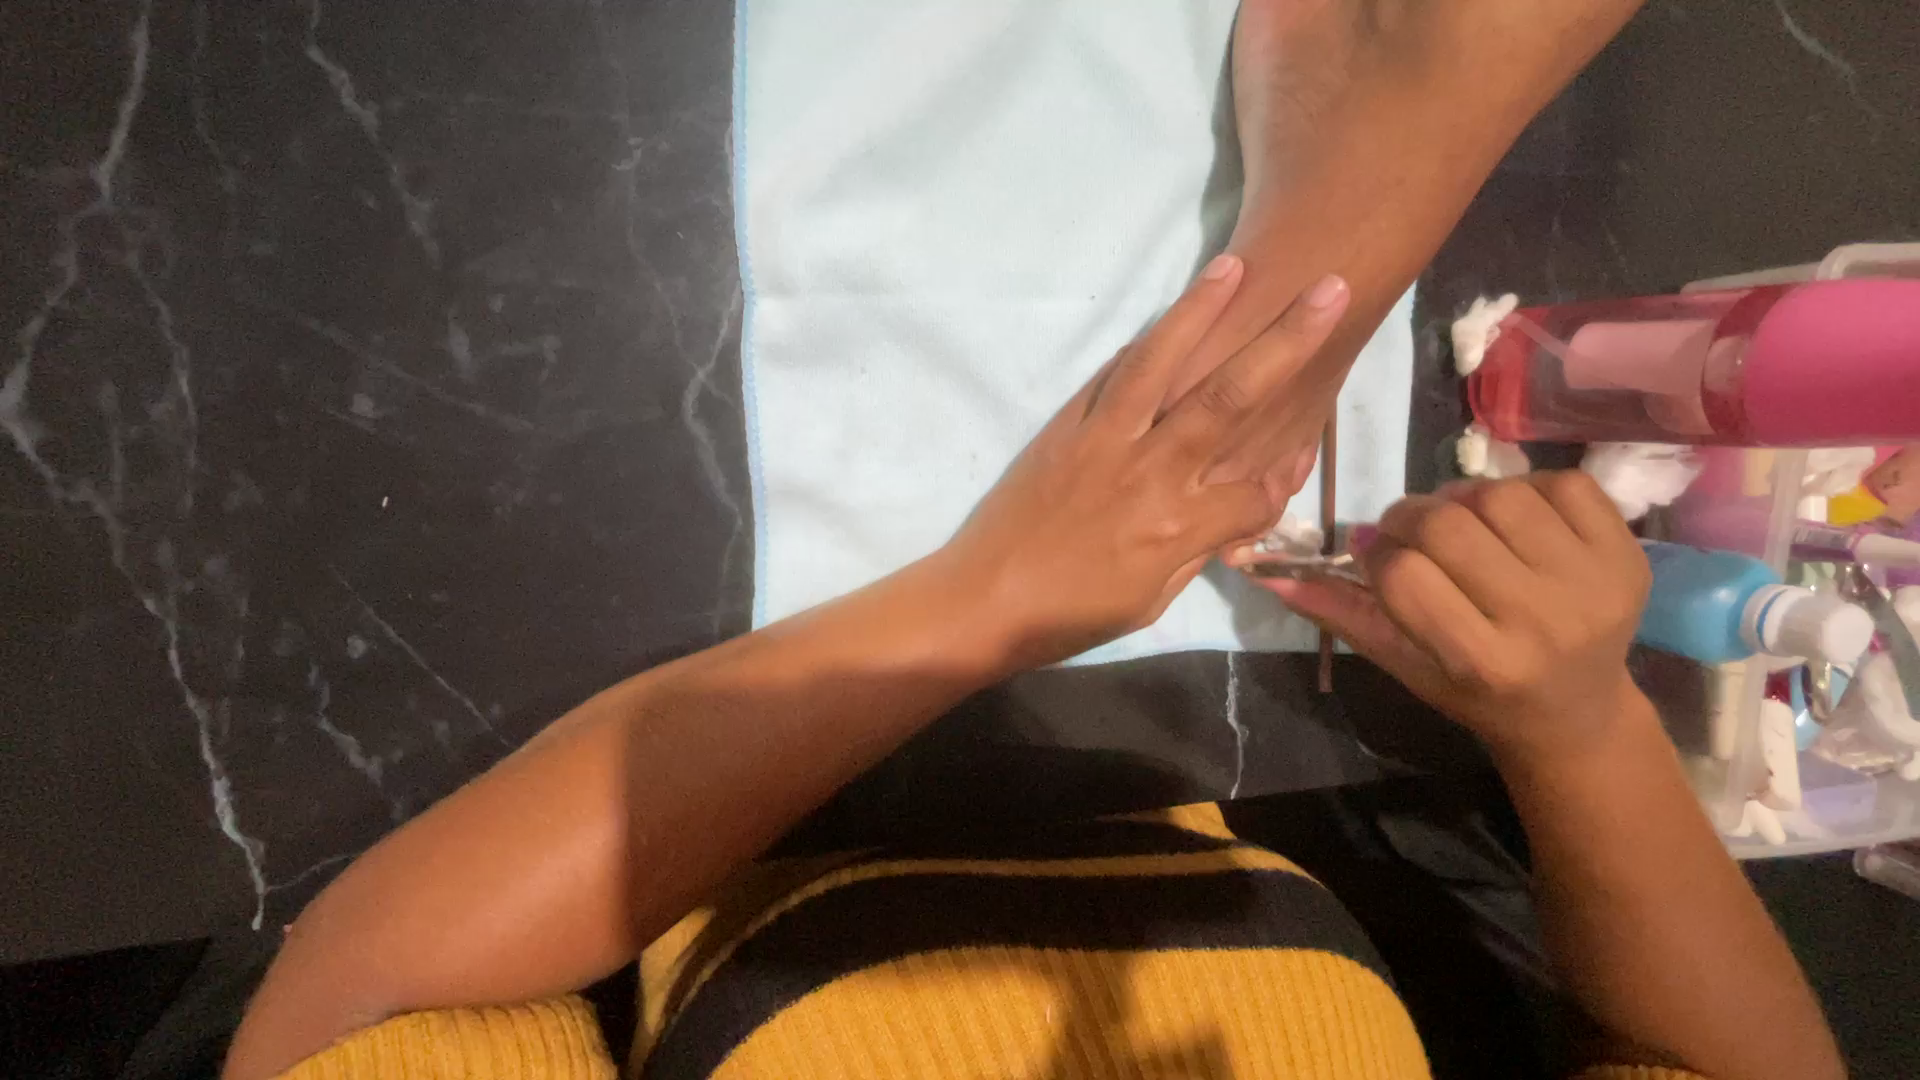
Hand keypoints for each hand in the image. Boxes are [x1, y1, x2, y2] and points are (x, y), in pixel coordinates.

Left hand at [936, 257, 1351, 669]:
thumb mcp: (1147, 602)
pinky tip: (1160, 321)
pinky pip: (1105, 379)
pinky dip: (1137, 347)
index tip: (1286, 469)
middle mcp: (1151, 471)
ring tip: (1234, 266)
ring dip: (1199, 311)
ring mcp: (1103, 440)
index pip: (1255, 490)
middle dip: (1286, 342)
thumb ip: (1191, 554)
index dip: (1280, 481)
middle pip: (1230, 398)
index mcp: (1178, 527)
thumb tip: (1223, 524)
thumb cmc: (1068, 617)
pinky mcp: (1063, 428)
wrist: (982, 600)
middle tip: (1329, 287)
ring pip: (1159, 366)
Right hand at [1244, 472, 1653, 762]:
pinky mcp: (1630, 555)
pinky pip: (1563, 483)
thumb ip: (1340, 614)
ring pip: (1500, 495)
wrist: (1575, 710)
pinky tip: (1512, 519)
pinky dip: (1524, 488)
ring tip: (1459, 524)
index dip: (1374, 554)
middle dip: (1408, 516)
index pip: (1403, 576)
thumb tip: (1269, 575)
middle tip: (1406, 531)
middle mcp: (1546, 621)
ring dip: (1462, 499)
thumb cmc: (1472, 692)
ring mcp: (1597, 584)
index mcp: (1482, 660)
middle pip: (1449, 525)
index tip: (1373, 556)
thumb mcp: (1400, 664)